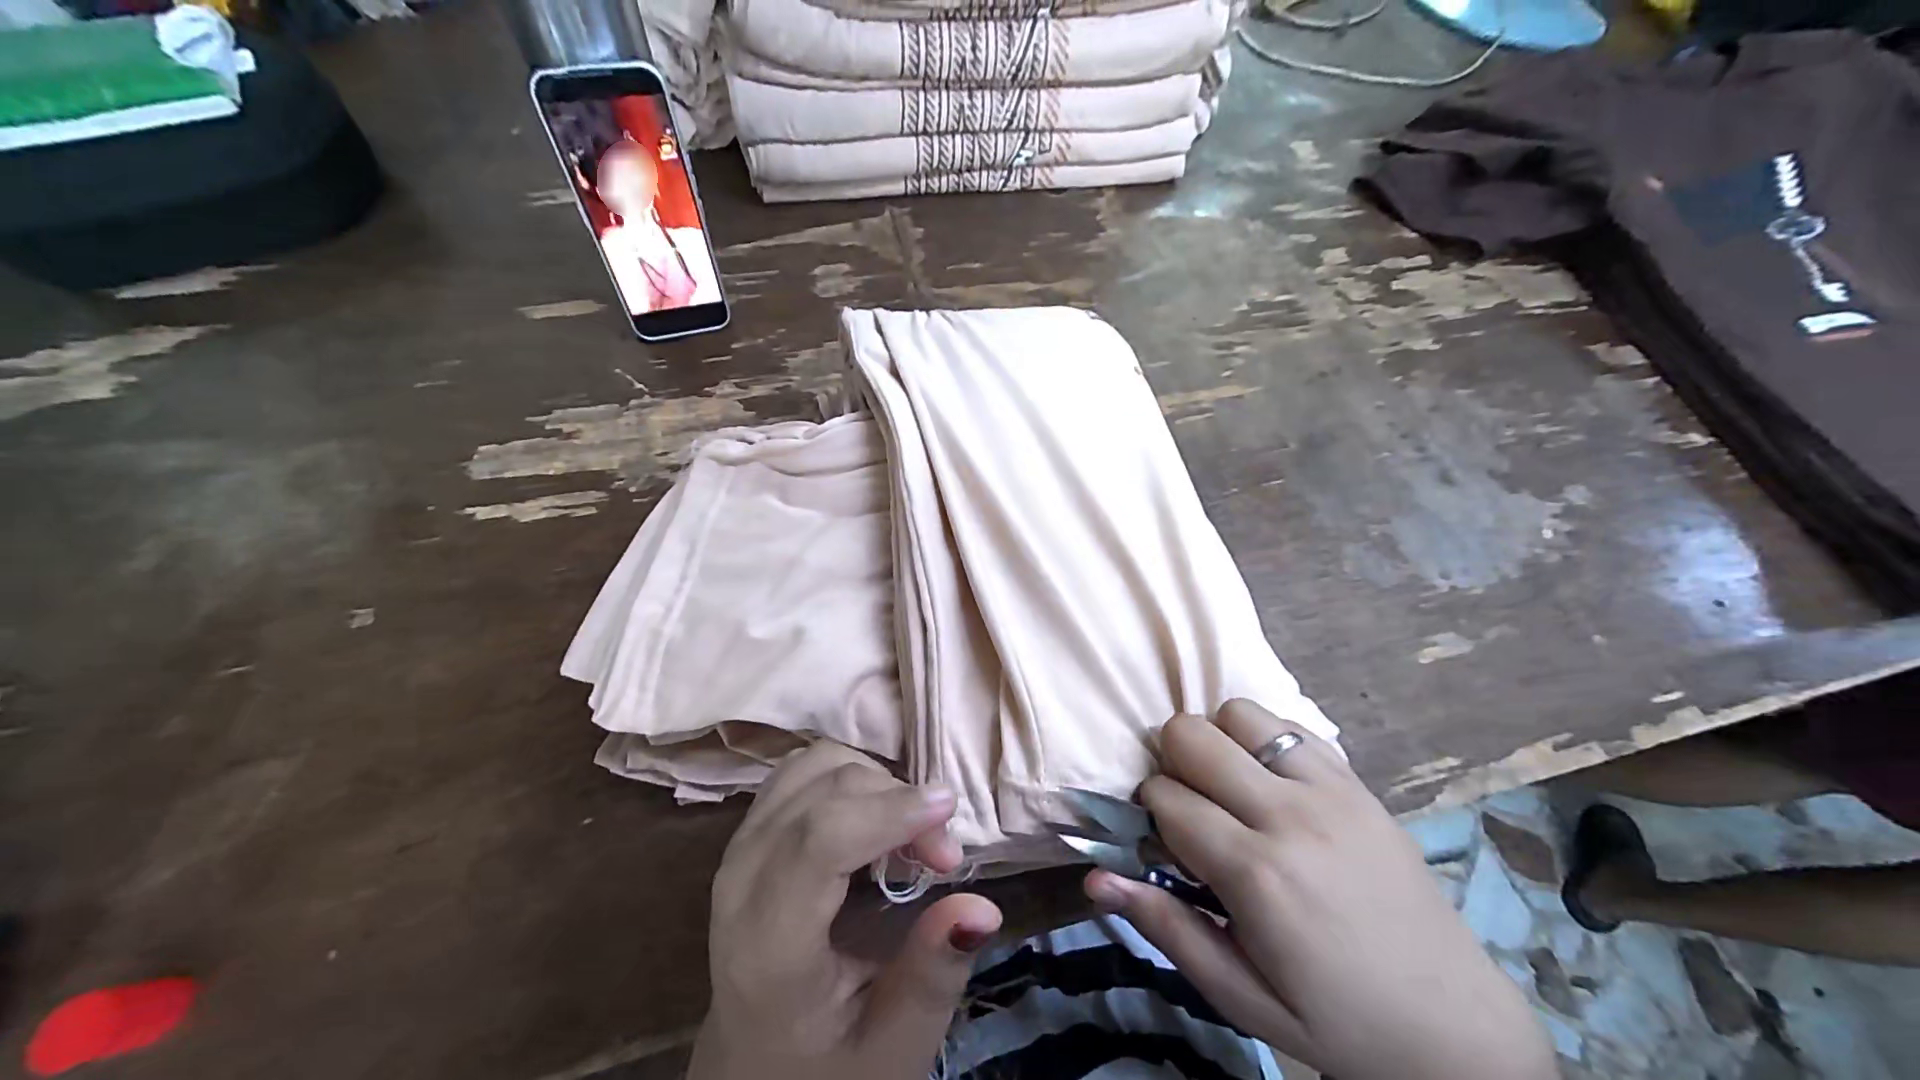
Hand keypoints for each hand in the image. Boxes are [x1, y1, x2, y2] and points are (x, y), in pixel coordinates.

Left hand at [688, 743, 1002, 1079]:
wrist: (752, 1061)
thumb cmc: (825, 1062)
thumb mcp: (891, 1048)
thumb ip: (932, 978)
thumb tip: (982, 906)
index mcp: (769, 942)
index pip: (819, 840)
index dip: (889, 811)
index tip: (950, 810)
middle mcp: (741, 879)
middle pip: (824, 791)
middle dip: (899, 802)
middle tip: (944, 856)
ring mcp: (740, 846)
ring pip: (814, 766)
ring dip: (877, 783)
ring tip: (910, 835)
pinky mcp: (750, 831)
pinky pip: (802, 770)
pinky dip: (851, 775)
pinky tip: (876, 816)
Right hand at [1085, 700, 1555, 1079]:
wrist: (1457, 1030)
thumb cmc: (1336, 1021)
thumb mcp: (1240, 996)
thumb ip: (1164, 928)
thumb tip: (1094, 877)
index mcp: (1256, 873)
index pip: (1165, 795)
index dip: (1150, 812)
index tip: (1166, 844)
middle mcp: (1290, 815)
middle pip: (1192, 734)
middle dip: (1171, 761)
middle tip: (1190, 806)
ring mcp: (1332, 792)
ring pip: (1239, 713)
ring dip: (1218, 742)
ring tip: (1229, 789)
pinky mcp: (1360, 785)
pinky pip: (1292, 727)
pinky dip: (1264, 742)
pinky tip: (1272, 785)